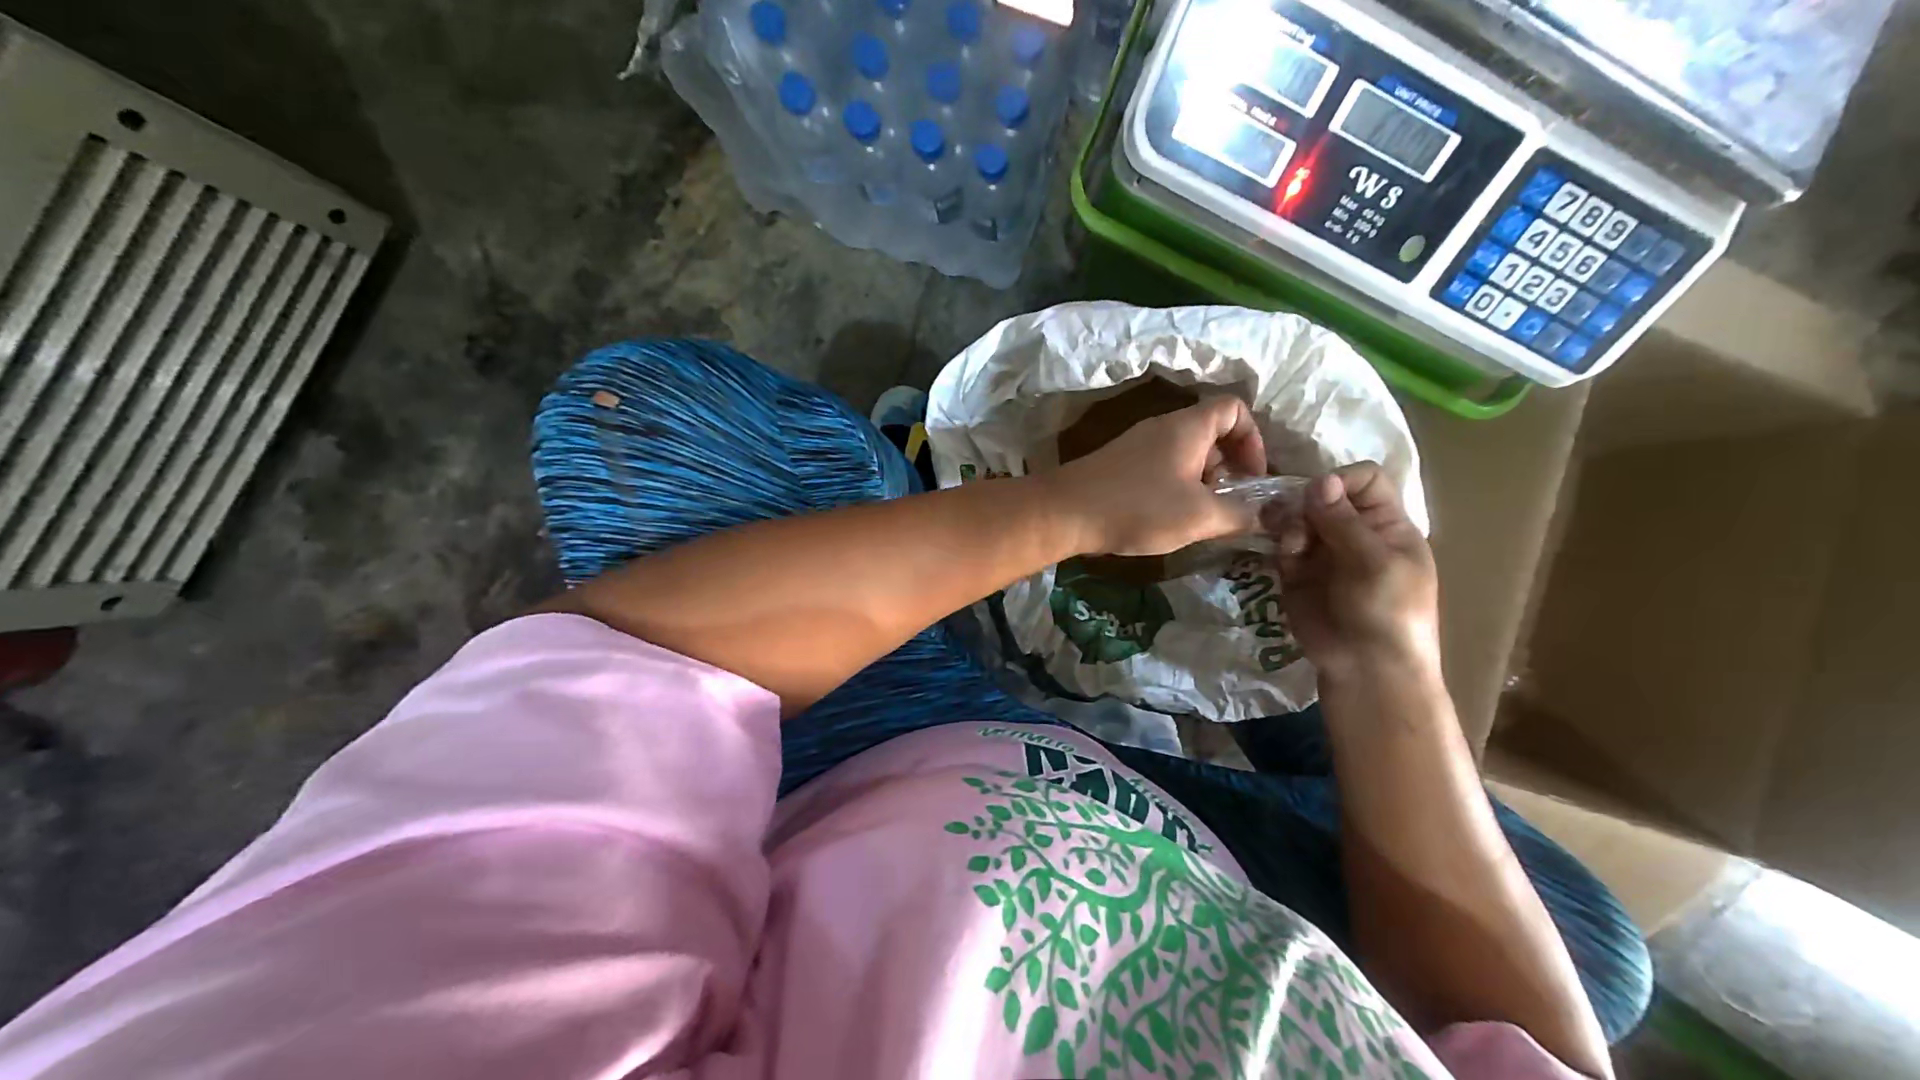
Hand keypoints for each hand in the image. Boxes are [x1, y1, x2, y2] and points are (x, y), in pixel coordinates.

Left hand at [1045, 396, 1267, 556]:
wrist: (1064, 513)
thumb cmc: (1138, 507)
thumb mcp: (1199, 515)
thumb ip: (1240, 514)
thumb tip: (1271, 515)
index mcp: (1188, 427)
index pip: (1235, 408)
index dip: (1254, 438)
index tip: (1253, 476)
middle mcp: (1163, 427)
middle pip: (1211, 433)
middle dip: (1229, 467)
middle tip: (1229, 503)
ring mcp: (1138, 445)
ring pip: (1186, 453)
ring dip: (1202, 481)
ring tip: (1201, 517)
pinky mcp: (1120, 465)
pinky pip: (1161, 467)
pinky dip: (1176, 486)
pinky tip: (1169, 518)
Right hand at [1270, 462, 1440, 682]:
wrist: (1365, 669)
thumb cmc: (1387, 613)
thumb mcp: (1376, 562)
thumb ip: (1344, 521)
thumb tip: (1320, 479)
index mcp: (1387, 525)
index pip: (1364, 480)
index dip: (1340, 480)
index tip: (1319, 496)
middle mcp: (1353, 532)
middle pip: (1322, 495)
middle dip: (1306, 504)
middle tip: (1297, 525)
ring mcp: (1323, 552)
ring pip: (1297, 517)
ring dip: (1289, 524)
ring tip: (1290, 546)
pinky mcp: (1296, 572)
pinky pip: (1282, 544)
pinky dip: (1279, 543)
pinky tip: (1284, 556)